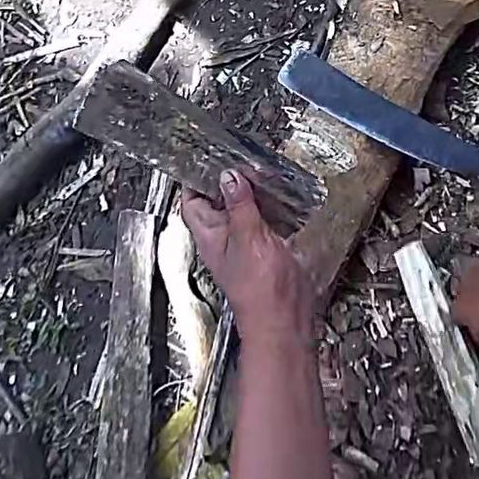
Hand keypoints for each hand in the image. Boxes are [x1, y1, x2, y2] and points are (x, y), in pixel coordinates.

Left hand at [182, 170, 311, 339]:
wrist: (286, 319)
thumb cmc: (260, 291)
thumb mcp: (247, 237)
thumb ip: (239, 204)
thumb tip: (229, 177)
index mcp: (210, 236)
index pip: (193, 201)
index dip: (196, 179)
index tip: (206, 158)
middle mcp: (225, 238)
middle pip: (219, 201)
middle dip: (229, 180)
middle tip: (241, 159)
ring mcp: (246, 242)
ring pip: (243, 208)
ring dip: (252, 190)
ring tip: (261, 170)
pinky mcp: (268, 246)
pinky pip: (265, 218)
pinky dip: (271, 204)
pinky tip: (281, 194)